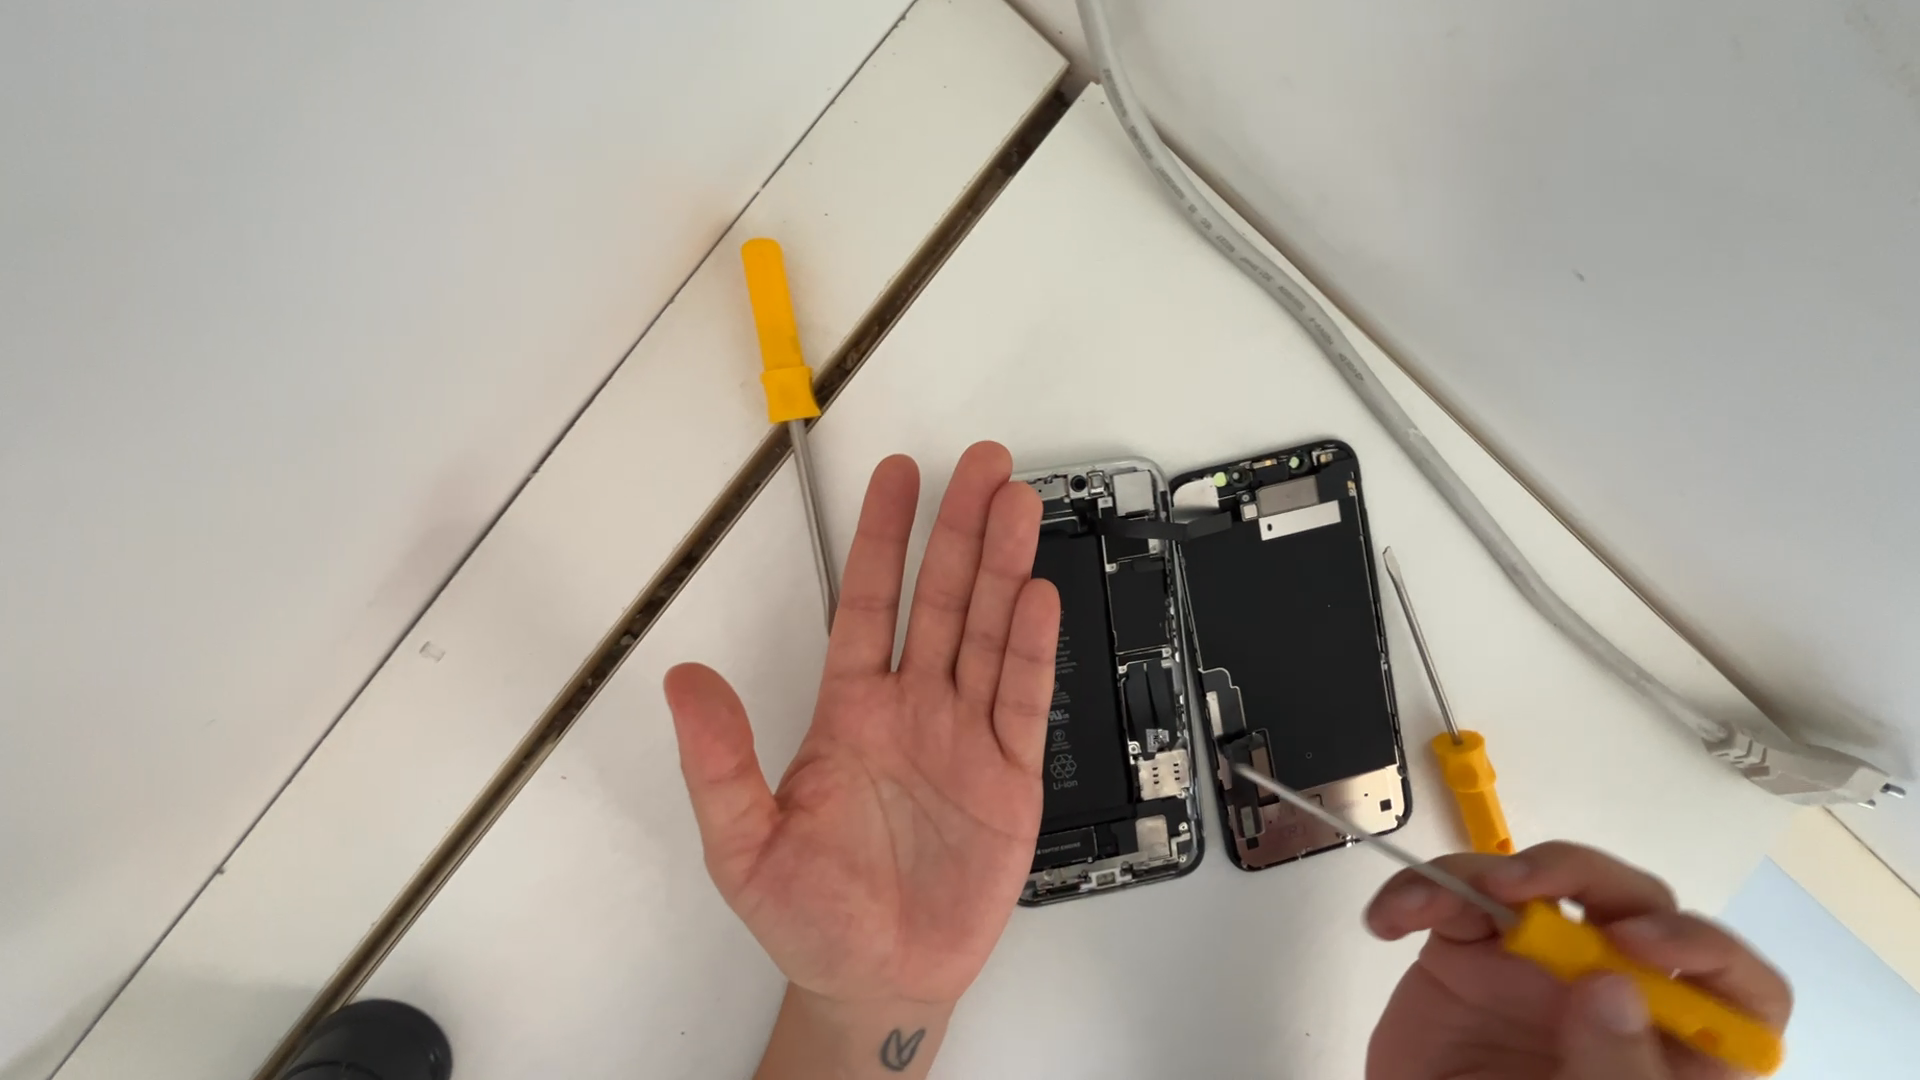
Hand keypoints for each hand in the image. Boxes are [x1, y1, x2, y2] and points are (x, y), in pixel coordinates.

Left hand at [665, 442, 1059, 1074]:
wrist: (878, 976)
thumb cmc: (810, 912)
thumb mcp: (743, 843)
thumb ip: (718, 761)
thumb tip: (683, 680)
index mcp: (851, 707)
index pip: (868, 602)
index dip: (881, 537)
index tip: (896, 475)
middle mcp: (913, 705)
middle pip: (941, 599)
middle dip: (959, 529)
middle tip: (980, 465)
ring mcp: (965, 734)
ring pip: (987, 634)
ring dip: (1002, 569)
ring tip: (1016, 507)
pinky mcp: (1009, 775)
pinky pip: (1022, 700)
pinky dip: (1030, 650)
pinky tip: (1036, 599)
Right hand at [1364, 842, 1791, 1079]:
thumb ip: (1615, 1071)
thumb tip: (1612, 982)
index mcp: (1673, 1050)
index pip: (1738, 988)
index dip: (1703, 948)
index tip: (1636, 940)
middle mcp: (1613, 994)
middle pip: (1627, 901)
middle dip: (1572, 872)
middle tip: (1515, 884)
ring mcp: (1533, 966)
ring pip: (1530, 881)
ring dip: (1472, 875)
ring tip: (1421, 905)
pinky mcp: (1462, 951)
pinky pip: (1446, 897)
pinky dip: (1412, 893)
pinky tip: (1386, 921)